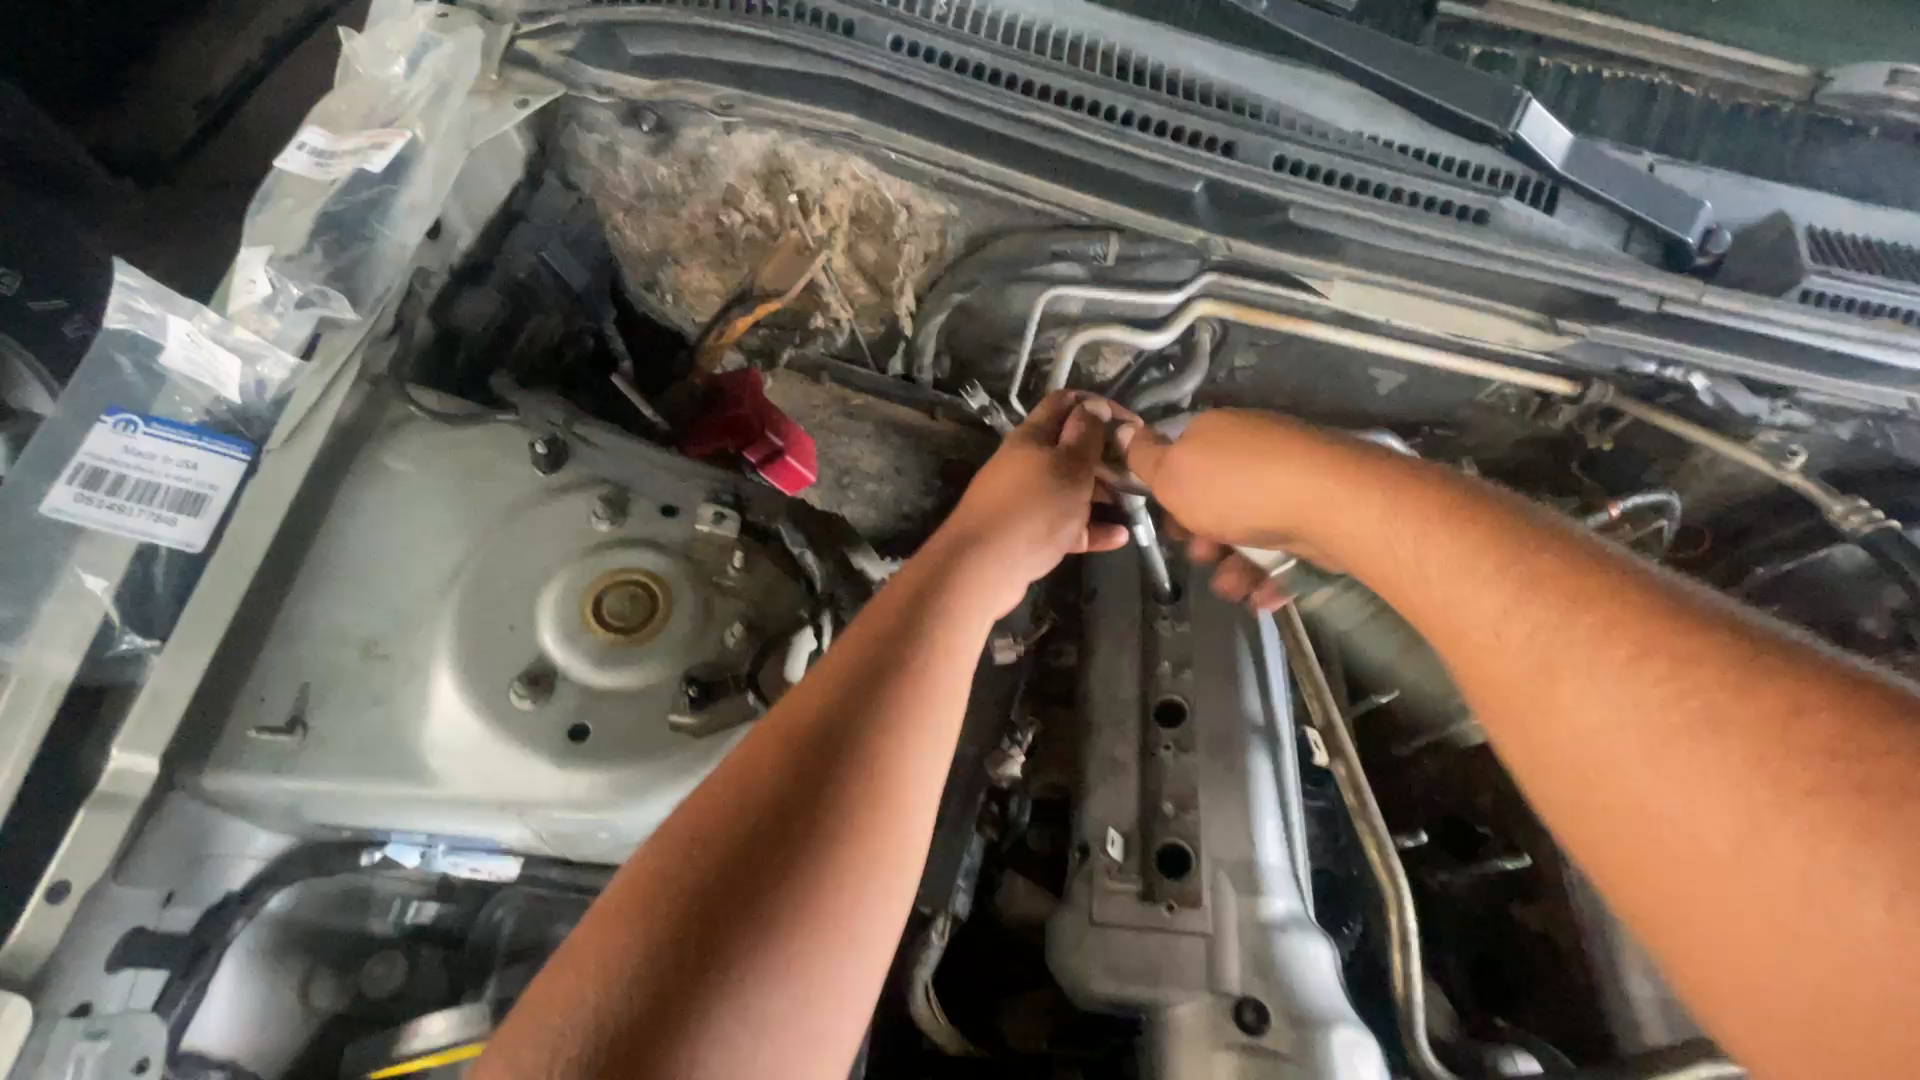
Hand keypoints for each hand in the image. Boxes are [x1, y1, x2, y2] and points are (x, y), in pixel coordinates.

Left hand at [927, 391, 1129, 615]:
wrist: (983, 568)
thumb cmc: (1033, 508)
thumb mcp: (1069, 465)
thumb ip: (1087, 436)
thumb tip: (1095, 406)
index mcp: (1033, 437)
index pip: (1064, 403)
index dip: (1097, 405)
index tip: (1131, 423)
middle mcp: (1028, 464)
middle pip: (1072, 450)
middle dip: (1107, 456)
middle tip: (1139, 469)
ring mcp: (1029, 501)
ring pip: (1072, 490)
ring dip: (1103, 494)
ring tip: (1137, 503)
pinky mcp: (1031, 535)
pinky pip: (1068, 526)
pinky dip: (1092, 529)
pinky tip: (1121, 536)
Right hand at [1118, 408, 1341, 612]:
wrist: (1329, 505)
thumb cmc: (1236, 489)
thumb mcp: (1171, 474)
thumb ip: (1144, 459)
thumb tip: (1126, 432)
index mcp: (1215, 433)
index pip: (1179, 460)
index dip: (1167, 496)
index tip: (1166, 523)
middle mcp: (1251, 451)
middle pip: (1211, 501)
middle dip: (1200, 537)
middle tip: (1203, 554)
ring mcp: (1286, 482)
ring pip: (1245, 531)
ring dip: (1231, 566)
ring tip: (1232, 586)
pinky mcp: (1315, 514)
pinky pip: (1281, 549)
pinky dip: (1267, 574)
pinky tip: (1260, 596)